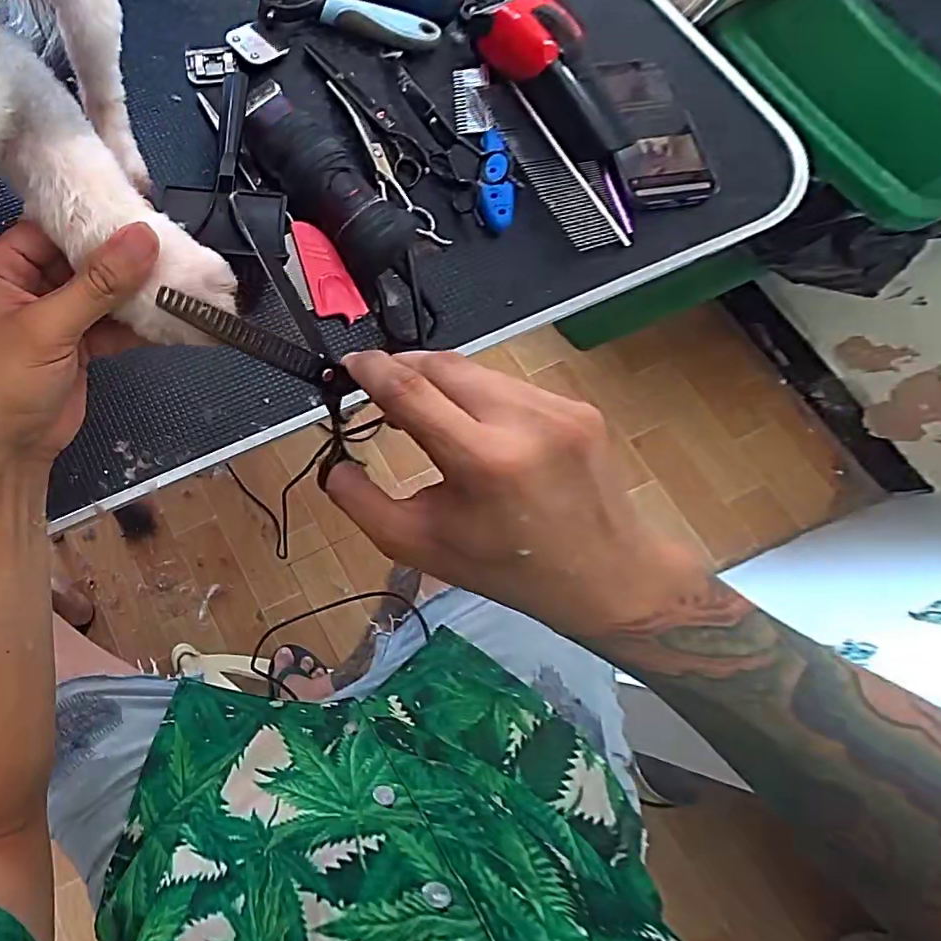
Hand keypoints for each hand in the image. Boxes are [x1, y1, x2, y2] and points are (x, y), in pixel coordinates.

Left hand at [0, 221, 157, 482]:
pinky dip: (136, 323)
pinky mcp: (78, 343)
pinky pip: (111, 323)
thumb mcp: (50, 328)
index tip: (138, 214)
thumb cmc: (8, 386)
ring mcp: (56, 317)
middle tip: (167, 244)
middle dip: (121, 258)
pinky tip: (166, 315)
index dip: (91, 221)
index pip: (50, 229)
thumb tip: (143, 236)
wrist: (12, 454)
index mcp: (1, 270)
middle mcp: (27, 287)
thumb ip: (98, 283)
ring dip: (134, 292)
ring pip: (101, 292)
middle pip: (81, 259)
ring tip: (175, 277)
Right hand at [324, 350, 710, 640]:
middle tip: (380, 388)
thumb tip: (336, 463)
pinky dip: (477, 396)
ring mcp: (557, 408)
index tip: (350, 365)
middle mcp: (523, 422)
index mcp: (482, 462)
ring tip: (425, 412)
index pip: (411, 390)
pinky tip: (476, 427)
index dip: (371, 369)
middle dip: (401, 367)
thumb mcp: (417, 546)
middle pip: (442, 365)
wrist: (604, 575)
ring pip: (475, 370)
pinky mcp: (576, 406)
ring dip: (439, 381)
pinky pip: (508, 385)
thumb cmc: (504, 567)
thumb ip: (360, 503)